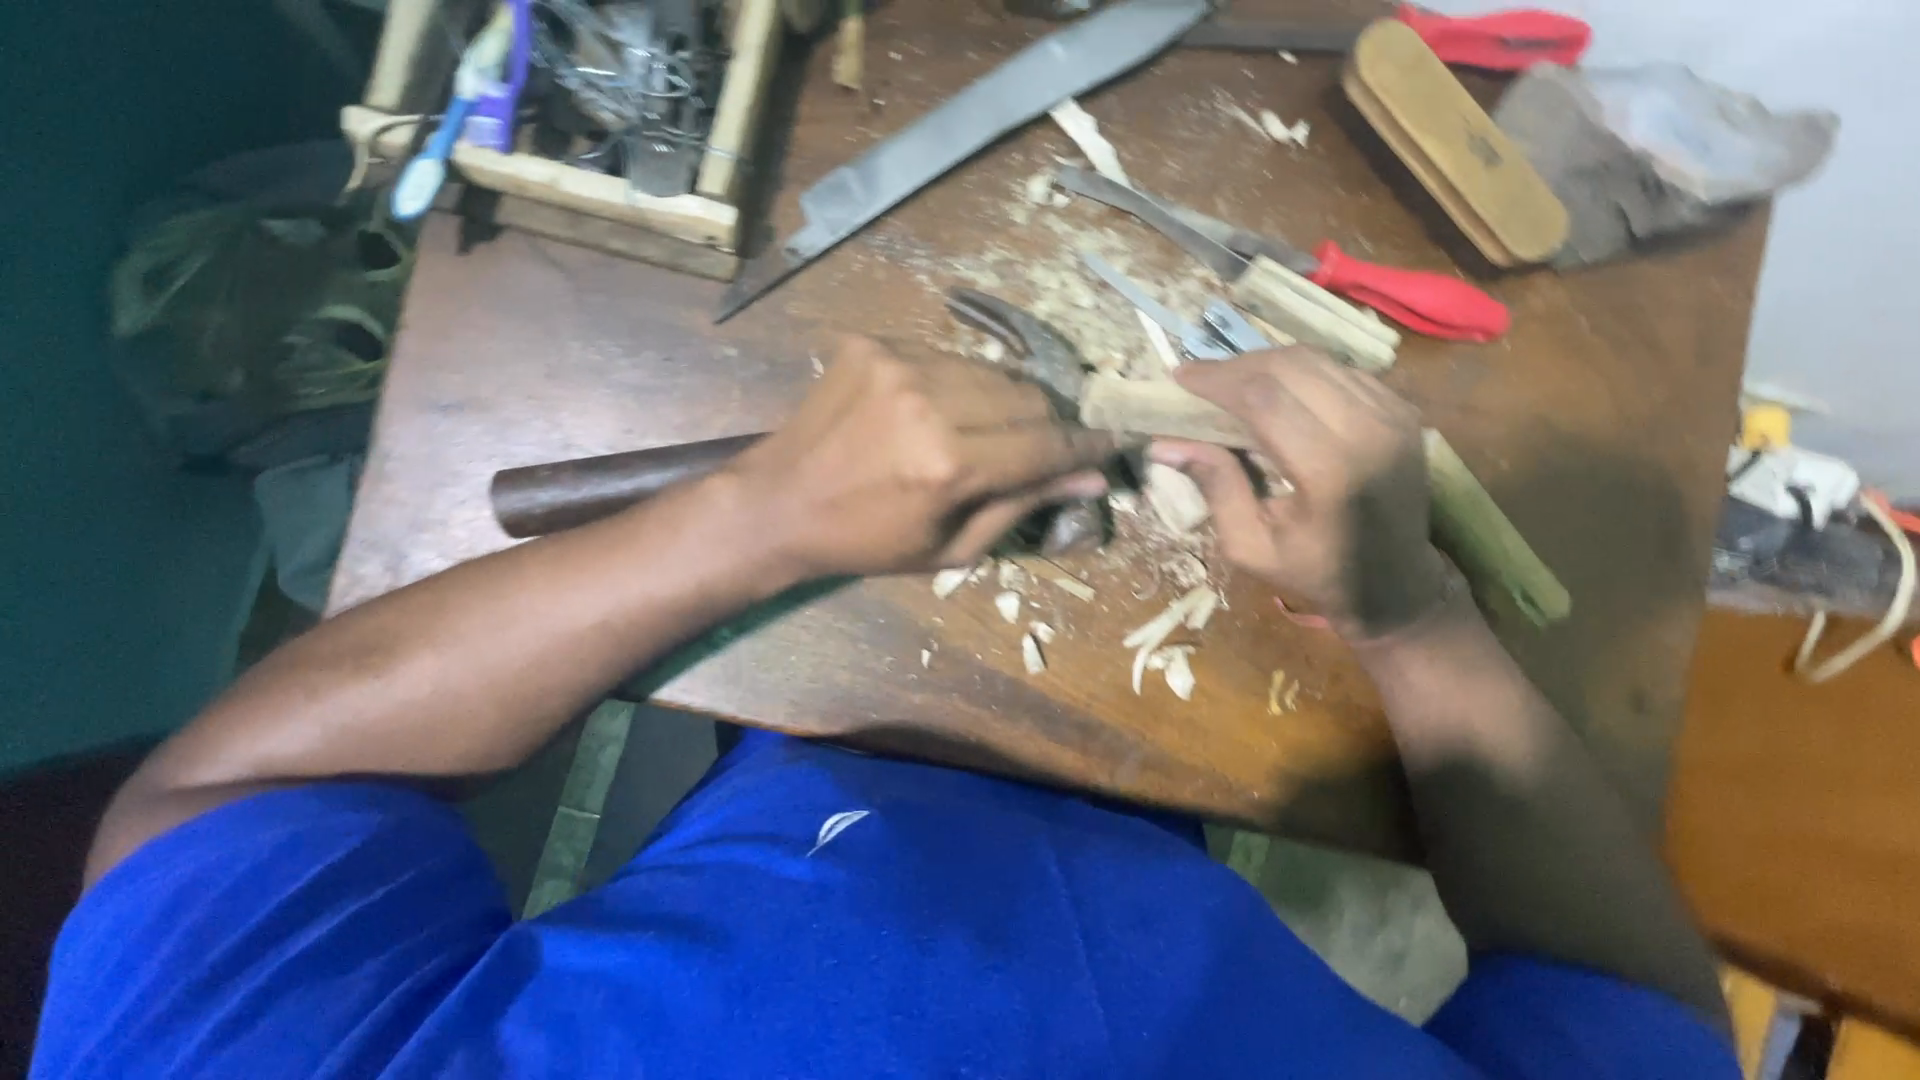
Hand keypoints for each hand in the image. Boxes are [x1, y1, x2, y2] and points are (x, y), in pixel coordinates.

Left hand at [730, 336, 1117, 578]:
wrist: (779, 502)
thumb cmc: (869, 541)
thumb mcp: (952, 545)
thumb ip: (1024, 505)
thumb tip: (1091, 477)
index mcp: (950, 463)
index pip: (1046, 444)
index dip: (1087, 445)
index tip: (1114, 442)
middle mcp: (930, 400)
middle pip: (1028, 396)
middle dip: (1047, 423)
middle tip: (1044, 445)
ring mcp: (898, 362)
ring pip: (991, 370)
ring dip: (1004, 402)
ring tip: (987, 431)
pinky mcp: (874, 342)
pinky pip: (947, 357)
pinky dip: (958, 384)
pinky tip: (936, 411)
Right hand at [1150, 348, 1450, 639]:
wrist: (1396, 583)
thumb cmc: (1314, 572)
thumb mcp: (1250, 546)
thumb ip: (1215, 488)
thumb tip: (1164, 442)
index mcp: (1331, 471)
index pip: (1265, 398)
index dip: (1217, 380)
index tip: (1179, 378)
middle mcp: (1369, 431)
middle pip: (1290, 367)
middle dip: (1236, 366)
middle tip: (1199, 379)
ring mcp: (1393, 415)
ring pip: (1316, 360)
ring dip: (1264, 363)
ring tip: (1229, 382)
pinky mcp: (1401, 409)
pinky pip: (1339, 370)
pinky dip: (1298, 372)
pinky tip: (1272, 391)